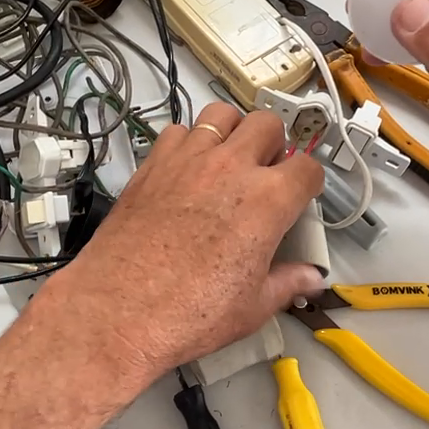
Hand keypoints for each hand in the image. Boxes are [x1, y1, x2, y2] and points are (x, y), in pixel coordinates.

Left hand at [29, 103, 324, 392]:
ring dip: (232, 130)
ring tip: (228, 158)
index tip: (301, 192)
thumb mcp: (253, 307)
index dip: (308, 181)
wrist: (119, 311)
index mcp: (267, 201)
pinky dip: (188, 142)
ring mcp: (189, 160)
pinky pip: (177, 131)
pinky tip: (187, 169)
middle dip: (273, 143)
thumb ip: (287, 282)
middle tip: (266, 171)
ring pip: (221, 115)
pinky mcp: (153, 164)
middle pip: (267, 124)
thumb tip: (309, 278)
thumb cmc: (186, 313)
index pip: (307, 167)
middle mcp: (231, 168)